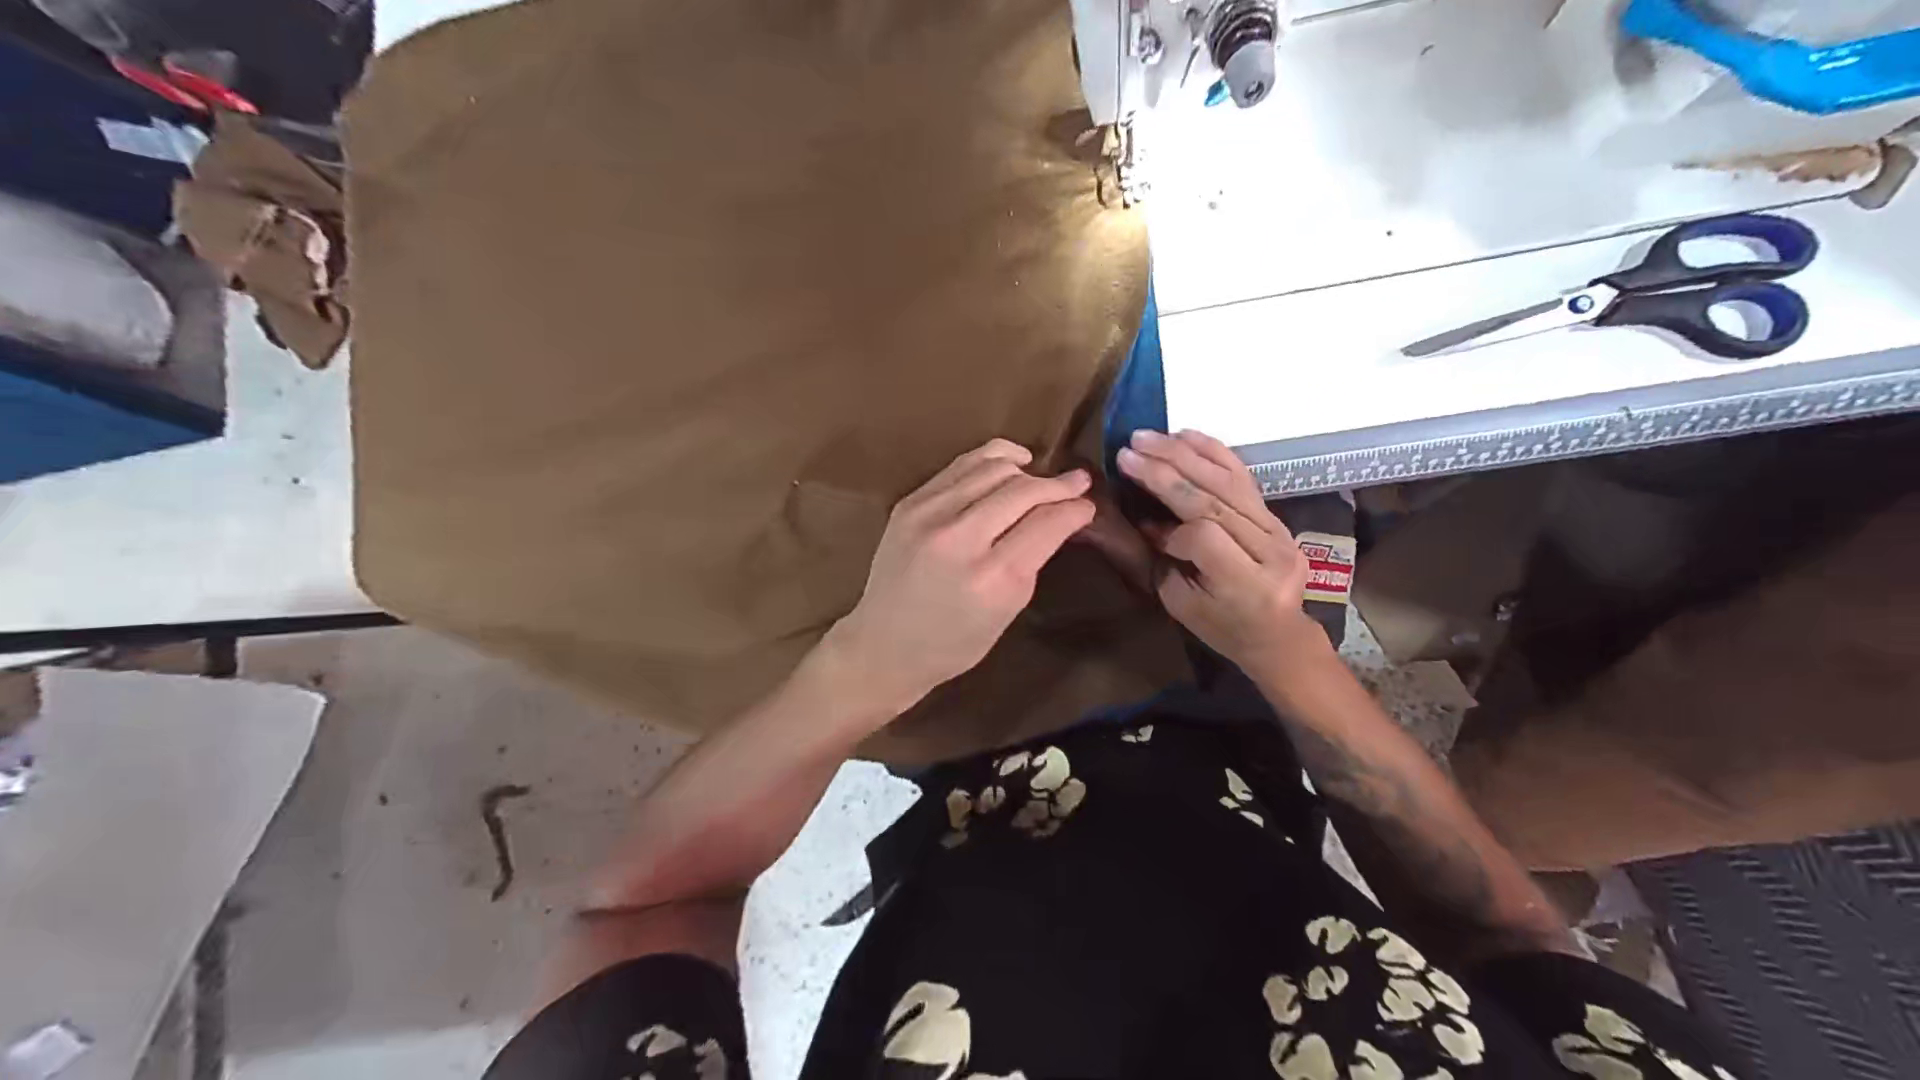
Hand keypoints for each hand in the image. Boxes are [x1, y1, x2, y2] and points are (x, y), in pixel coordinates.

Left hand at [824, 438, 1095, 713]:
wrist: (884, 644)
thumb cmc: (954, 644)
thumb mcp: (1007, 611)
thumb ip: (1033, 560)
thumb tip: (1060, 517)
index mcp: (992, 578)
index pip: (1047, 523)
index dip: (1075, 509)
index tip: (1088, 505)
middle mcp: (960, 539)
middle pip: (1023, 489)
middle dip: (1059, 484)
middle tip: (1079, 482)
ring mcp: (929, 515)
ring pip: (993, 468)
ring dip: (1027, 470)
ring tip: (1041, 477)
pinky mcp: (909, 503)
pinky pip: (961, 466)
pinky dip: (992, 460)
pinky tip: (1010, 464)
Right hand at [1115, 429, 1328, 680]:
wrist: (1278, 634)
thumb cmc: (1224, 628)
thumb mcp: (1184, 606)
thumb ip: (1166, 562)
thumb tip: (1147, 520)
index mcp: (1246, 582)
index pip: (1204, 536)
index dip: (1169, 529)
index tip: (1145, 531)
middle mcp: (1268, 548)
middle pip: (1213, 499)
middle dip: (1166, 472)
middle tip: (1128, 452)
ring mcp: (1277, 527)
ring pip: (1227, 480)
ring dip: (1183, 453)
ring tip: (1148, 437)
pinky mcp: (1275, 514)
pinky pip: (1243, 476)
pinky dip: (1213, 452)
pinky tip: (1186, 435)